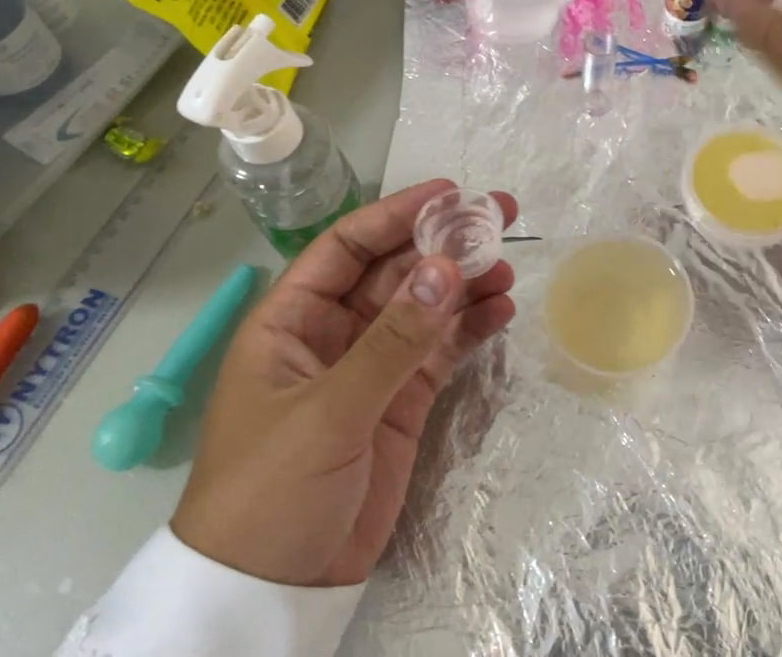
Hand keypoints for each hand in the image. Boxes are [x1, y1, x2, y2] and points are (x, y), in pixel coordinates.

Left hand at [172, 179, 517, 586]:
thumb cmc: (273, 488)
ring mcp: (370, 369)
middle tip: (500, 217)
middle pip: (394, 273)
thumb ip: (393, 339)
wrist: (274, 588)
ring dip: (464, 286)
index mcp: (290, 322)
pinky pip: (439, 353)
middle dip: (443, 245)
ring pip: (424, 310)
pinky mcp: (401, 404)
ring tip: (509, 268)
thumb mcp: (330, 410)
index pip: (345, 249)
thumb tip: (447, 268)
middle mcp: (331, 335)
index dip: (394, 216)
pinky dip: (469, 331)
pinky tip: (501, 312)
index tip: (448, 193)